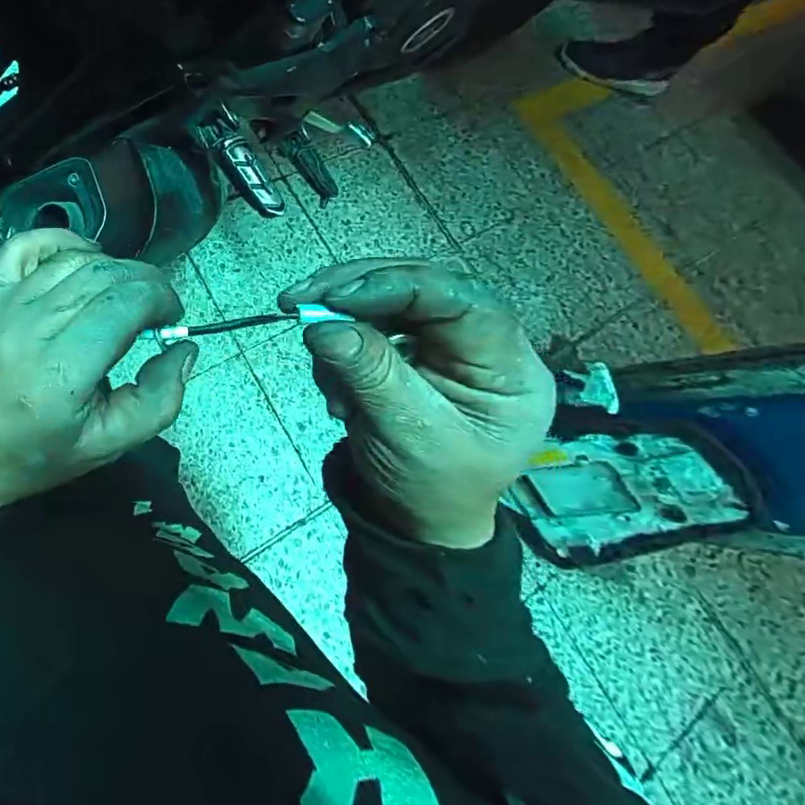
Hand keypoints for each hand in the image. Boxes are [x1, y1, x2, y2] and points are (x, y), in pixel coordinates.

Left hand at [0, 230, 198, 534]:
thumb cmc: (37, 454)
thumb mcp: (109, 444)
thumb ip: (159, 400)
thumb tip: (184, 348)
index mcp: (61, 372)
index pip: (126, 303)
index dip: (161, 298)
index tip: (169, 317)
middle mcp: (29, 328)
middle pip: (104, 274)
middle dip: (144, 282)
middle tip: (153, 306)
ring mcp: (0, 304)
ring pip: (71, 258)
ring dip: (109, 267)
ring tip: (118, 293)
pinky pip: (24, 245)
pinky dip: (58, 242)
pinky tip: (77, 260)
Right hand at [280, 259, 555, 548]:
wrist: (413, 517)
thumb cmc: (429, 485)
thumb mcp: (406, 436)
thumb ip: (371, 376)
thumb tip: (322, 327)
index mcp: (506, 367)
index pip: (460, 301)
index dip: (397, 287)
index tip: (334, 298)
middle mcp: (478, 343)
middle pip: (419, 287)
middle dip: (356, 289)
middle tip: (298, 300)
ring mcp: (440, 344)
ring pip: (387, 300)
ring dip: (339, 320)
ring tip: (319, 365)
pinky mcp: (407, 350)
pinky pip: (365, 325)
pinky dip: (336, 345)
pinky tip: (334, 388)